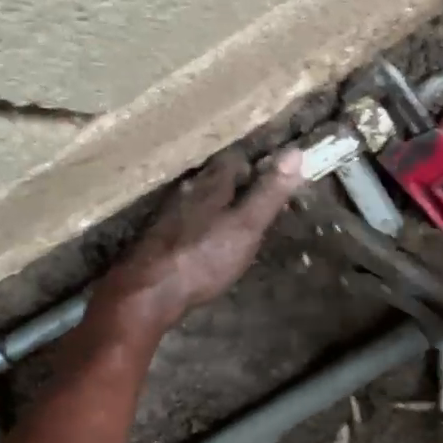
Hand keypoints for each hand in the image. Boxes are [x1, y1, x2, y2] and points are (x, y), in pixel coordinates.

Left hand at [92, 148, 303, 340]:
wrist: (147, 290)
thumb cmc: (203, 257)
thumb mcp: (246, 226)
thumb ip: (269, 192)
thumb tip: (295, 151)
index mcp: (211, 184)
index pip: (234, 158)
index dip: (254, 161)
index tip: (272, 167)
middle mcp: (187, 191)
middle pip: (213, 175)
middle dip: (232, 178)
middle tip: (254, 186)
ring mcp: (168, 213)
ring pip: (196, 195)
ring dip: (213, 198)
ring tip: (231, 207)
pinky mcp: (158, 236)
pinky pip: (183, 217)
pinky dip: (197, 219)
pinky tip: (201, 232)